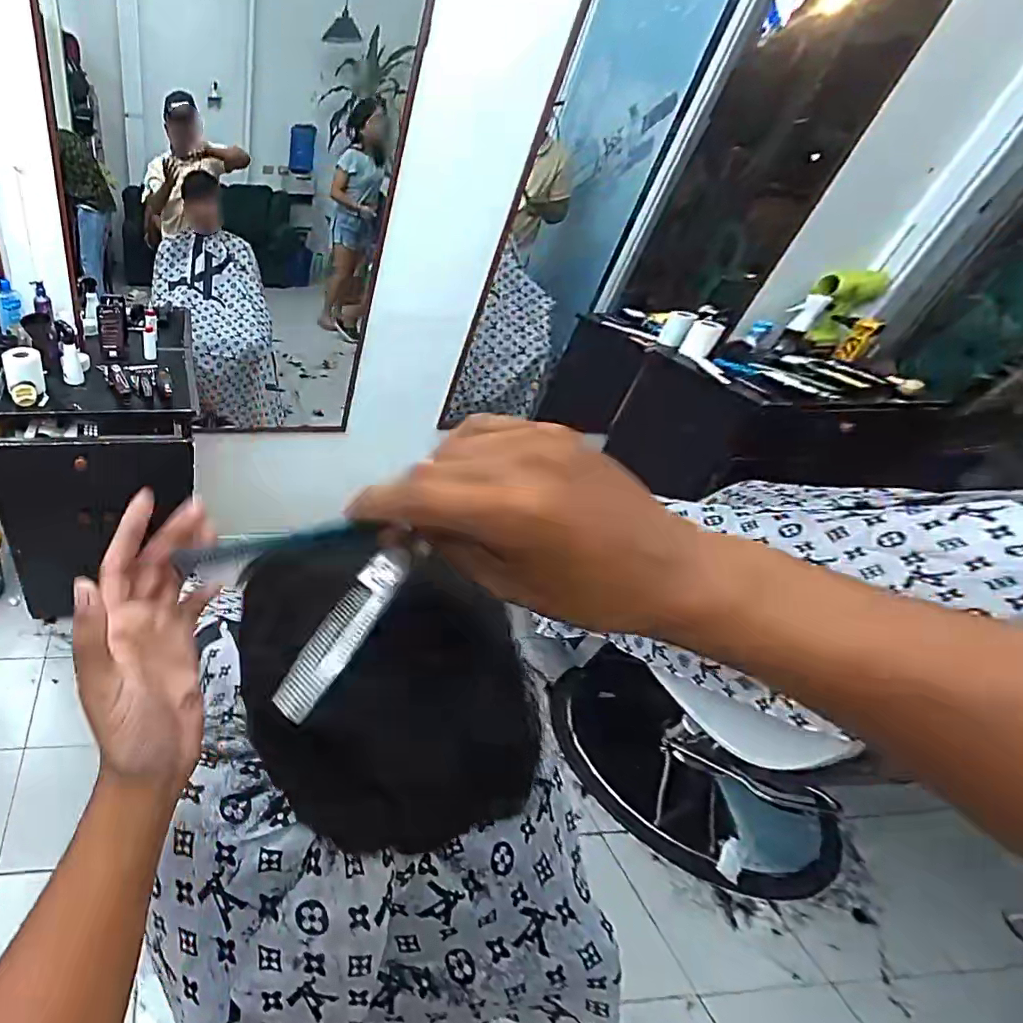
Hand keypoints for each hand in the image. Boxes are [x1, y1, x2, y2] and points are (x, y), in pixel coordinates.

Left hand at [71, 490, 217, 789]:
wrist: (153, 765)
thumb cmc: (124, 731)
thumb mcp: (102, 685)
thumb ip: (93, 636)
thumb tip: (84, 584)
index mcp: (111, 624)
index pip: (117, 565)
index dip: (130, 531)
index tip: (146, 502)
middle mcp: (134, 620)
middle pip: (152, 565)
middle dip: (172, 534)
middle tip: (198, 510)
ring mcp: (158, 631)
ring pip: (173, 580)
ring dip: (190, 554)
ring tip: (211, 530)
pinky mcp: (181, 645)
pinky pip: (191, 607)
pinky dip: (204, 589)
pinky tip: (218, 577)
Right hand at [348, 415, 717, 637]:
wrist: (667, 565)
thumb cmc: (591, 594)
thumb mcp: (510, 583)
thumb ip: (452, 546)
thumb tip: (411, 527)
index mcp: (509, 507)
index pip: (419, 493)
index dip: (378, 502)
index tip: (354, 514)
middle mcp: (519, 460)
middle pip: (431, 466)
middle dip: (406, 495)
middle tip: (403, 528)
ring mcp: (539, 437)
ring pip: (454, 442)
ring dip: (435, 472)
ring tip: (442, 504)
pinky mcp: (553, 430)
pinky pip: (487, 428)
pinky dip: (465, 450)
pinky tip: (472, 475)